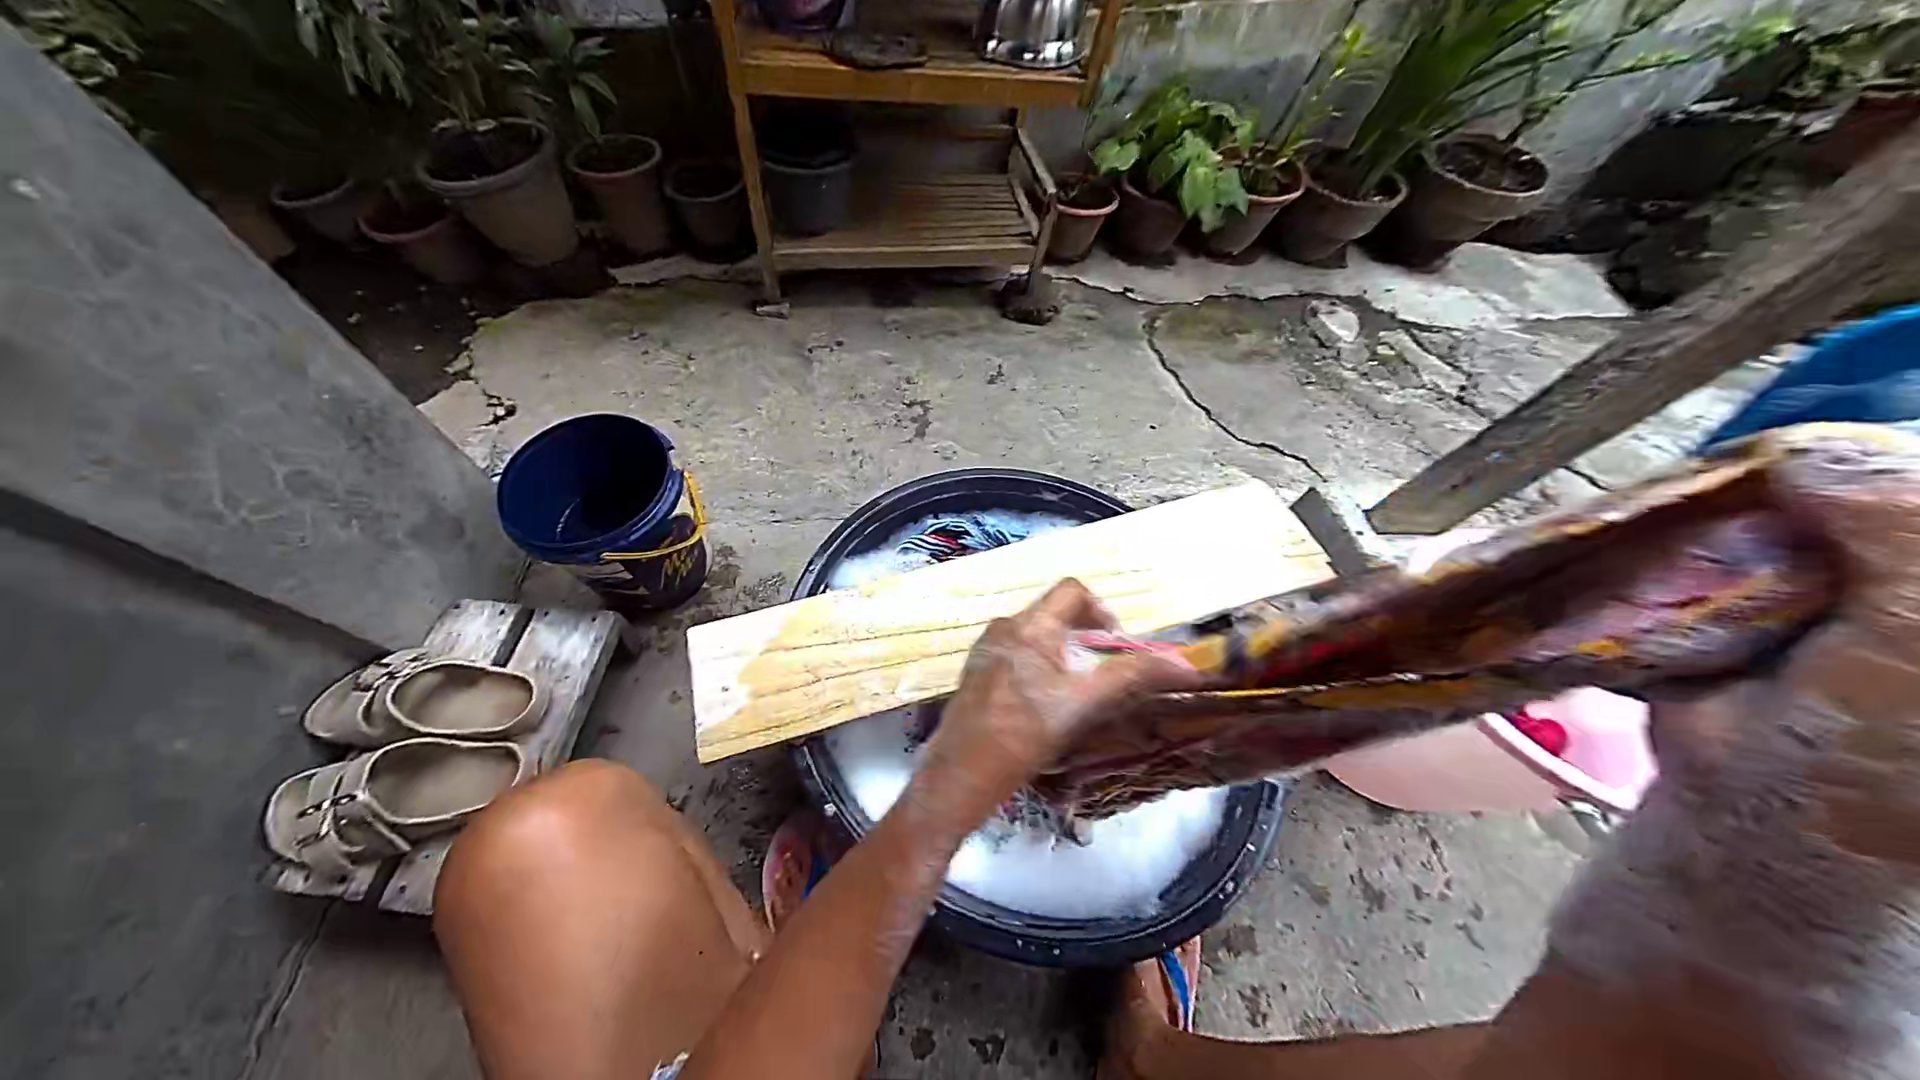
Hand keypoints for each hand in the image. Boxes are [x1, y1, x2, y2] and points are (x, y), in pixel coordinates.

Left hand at [905, 579, 1202, 831]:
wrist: (960, 773)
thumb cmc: (1023, 733)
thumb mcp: (1082, 704)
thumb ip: (1131, 677)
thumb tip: (1185, 666)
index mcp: (1029, 626)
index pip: (1072, 590)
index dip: (1102, 610)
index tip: (1117, 644)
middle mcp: (1004, 628)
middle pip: (1055, 614)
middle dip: (1085, 636)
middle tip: (1102, 671)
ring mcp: (986, 651)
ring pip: (1036, 637)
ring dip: (1064, 654)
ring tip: (1077, 691)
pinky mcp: (977, 674)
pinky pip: (1017, 656)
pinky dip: (1040, 668)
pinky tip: (1044, 705)